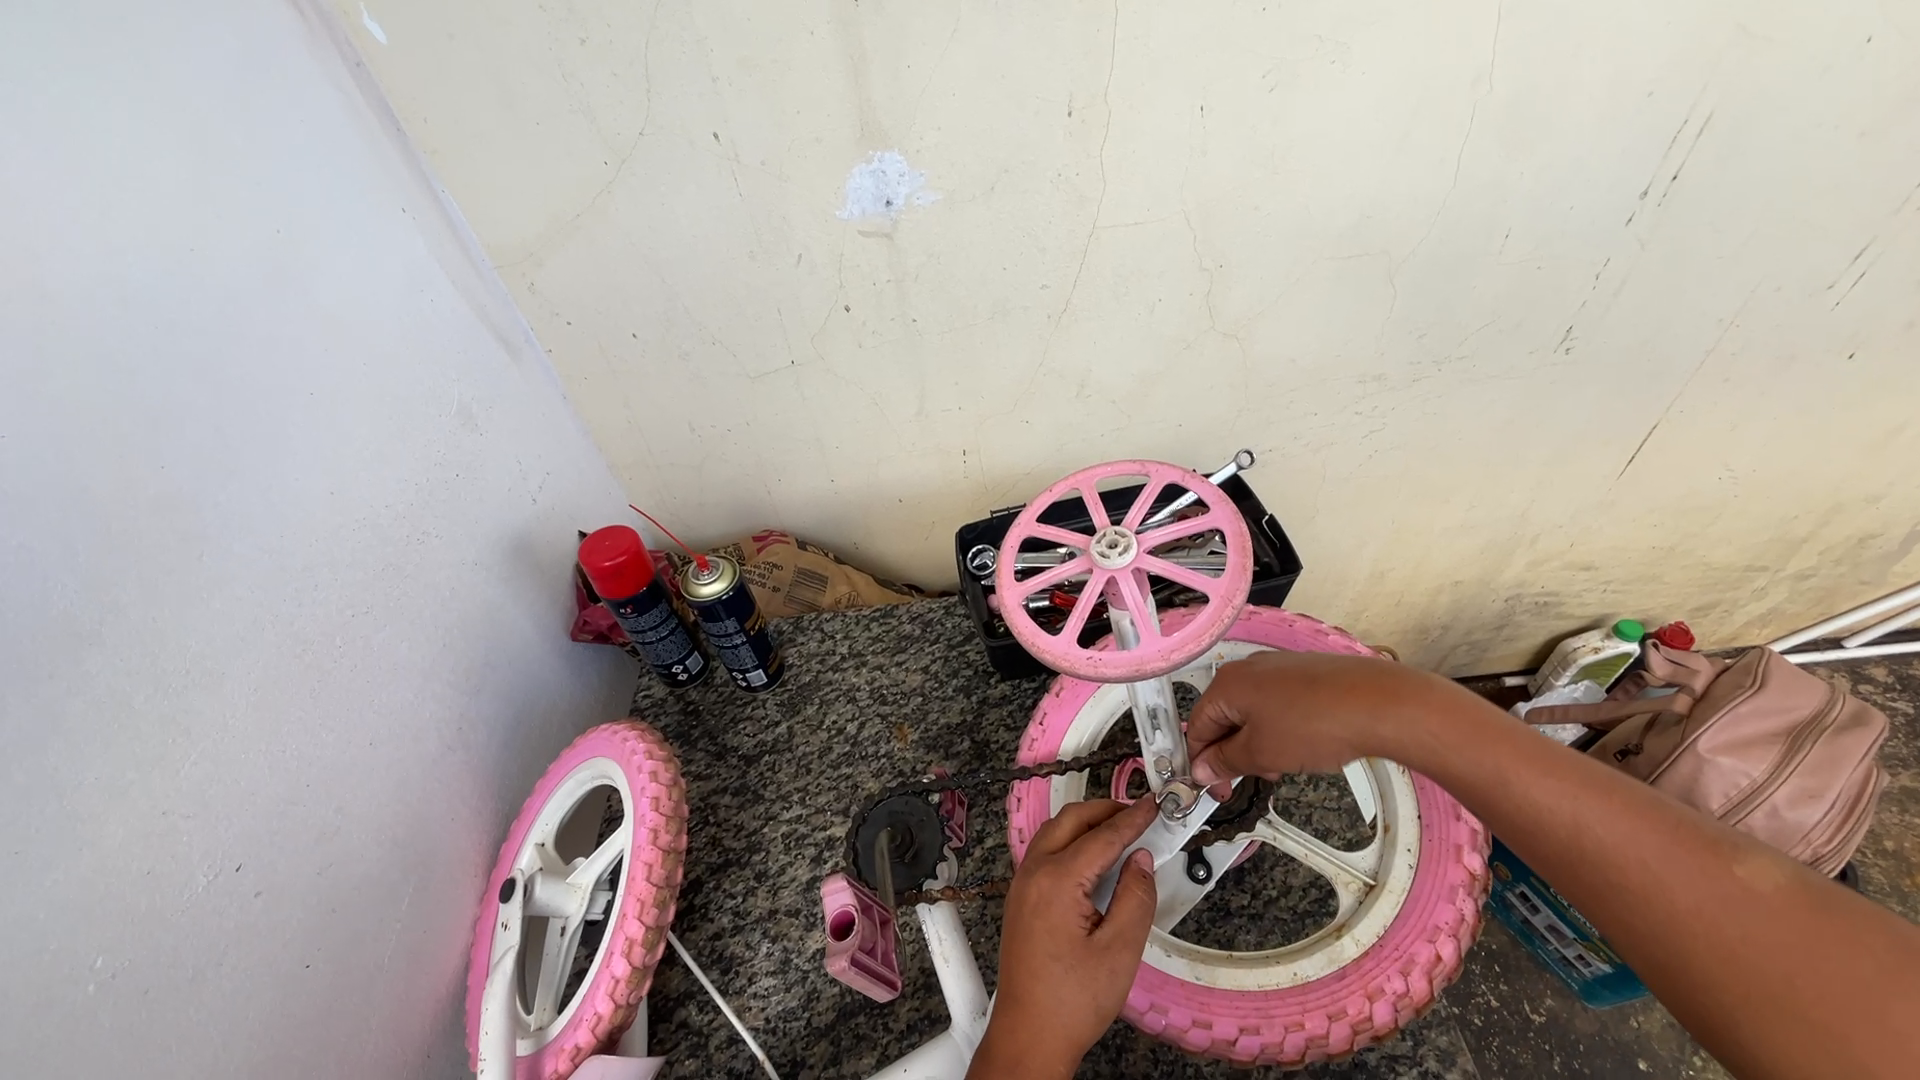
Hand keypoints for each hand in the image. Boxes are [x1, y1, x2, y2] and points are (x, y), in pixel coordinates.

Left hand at [967, 798, 1158, 1079]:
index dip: (1132, 819)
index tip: (1154, 806)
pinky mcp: (1020, 899)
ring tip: (1119, 829)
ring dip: (1086, 823)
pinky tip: (1092, 857)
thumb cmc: (1072, 1001)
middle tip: (1138, 813)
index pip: (1102, 836)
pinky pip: (1045, 852)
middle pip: (1071, 821)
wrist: (1029, 1035)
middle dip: (1106, 810)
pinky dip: (1071, 841)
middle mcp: (1033, 873)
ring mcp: (1022, 885)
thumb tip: (1141, 860)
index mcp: (1056, 881)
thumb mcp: (1119, 951)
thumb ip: (1135, 898)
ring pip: (1054, 832)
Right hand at [1187, 650, 1468, 787]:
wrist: (1380, 704)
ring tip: (1284, 764)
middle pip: (1223, 717)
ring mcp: (1277, 667)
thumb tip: (1200, 769)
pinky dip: (1279, 727)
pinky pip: (1276, 702)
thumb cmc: (1313, 727)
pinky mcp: (1304, 672)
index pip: (1195, 726)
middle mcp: (1246, 668)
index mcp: (1226, 684)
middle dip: (1233, 752)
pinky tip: (1303, 744)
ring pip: (1251, 711)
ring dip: (1257, 742)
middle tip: (1255, 778)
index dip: (1201, 762)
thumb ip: (1224, 763)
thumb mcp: (1262, 754)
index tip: (1215, 790)